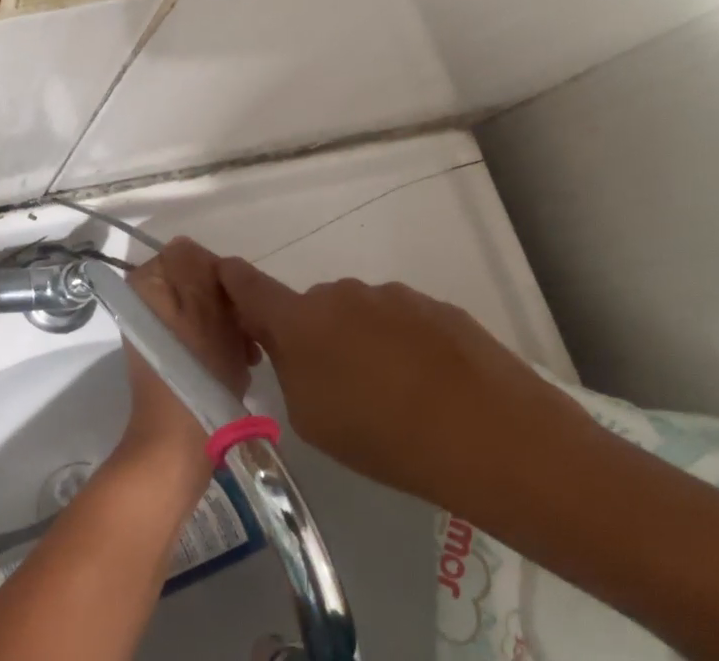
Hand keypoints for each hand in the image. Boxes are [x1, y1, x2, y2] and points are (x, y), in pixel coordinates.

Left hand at [118, 238, 258, 463]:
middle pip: (200, 285)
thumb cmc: (197, 369)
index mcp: (146, 281)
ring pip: (205, 313)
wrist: (179, 438)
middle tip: (247, 338)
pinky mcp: (166, 356)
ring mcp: (154, 329)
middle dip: (229, 308)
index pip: (194, 256)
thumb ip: (194, 267)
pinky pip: (200, 339)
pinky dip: (220, 351)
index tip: (241, 306)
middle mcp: (144, 300)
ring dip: (230, 331)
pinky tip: (237, 370)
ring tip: (245, 358)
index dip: (224, 279)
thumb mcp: (204, 308)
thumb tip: (186, 246)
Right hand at [216, 259, 590, 507]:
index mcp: (299, 320)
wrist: (498, 440)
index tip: (220, 278)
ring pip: (359, 315)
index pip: (246, 282)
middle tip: (337, 387)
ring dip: (362, 342)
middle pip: (310, 307)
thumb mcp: (311, 420)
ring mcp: (394, 296)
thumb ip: (290, 373)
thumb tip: (294, 351)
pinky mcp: (441, 307)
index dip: (229, 279)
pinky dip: (405, 347)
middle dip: (313, 336)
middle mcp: (340, 294)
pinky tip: (432, 389)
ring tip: (396, 395)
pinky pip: (404, 322)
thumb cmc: (385, 438)